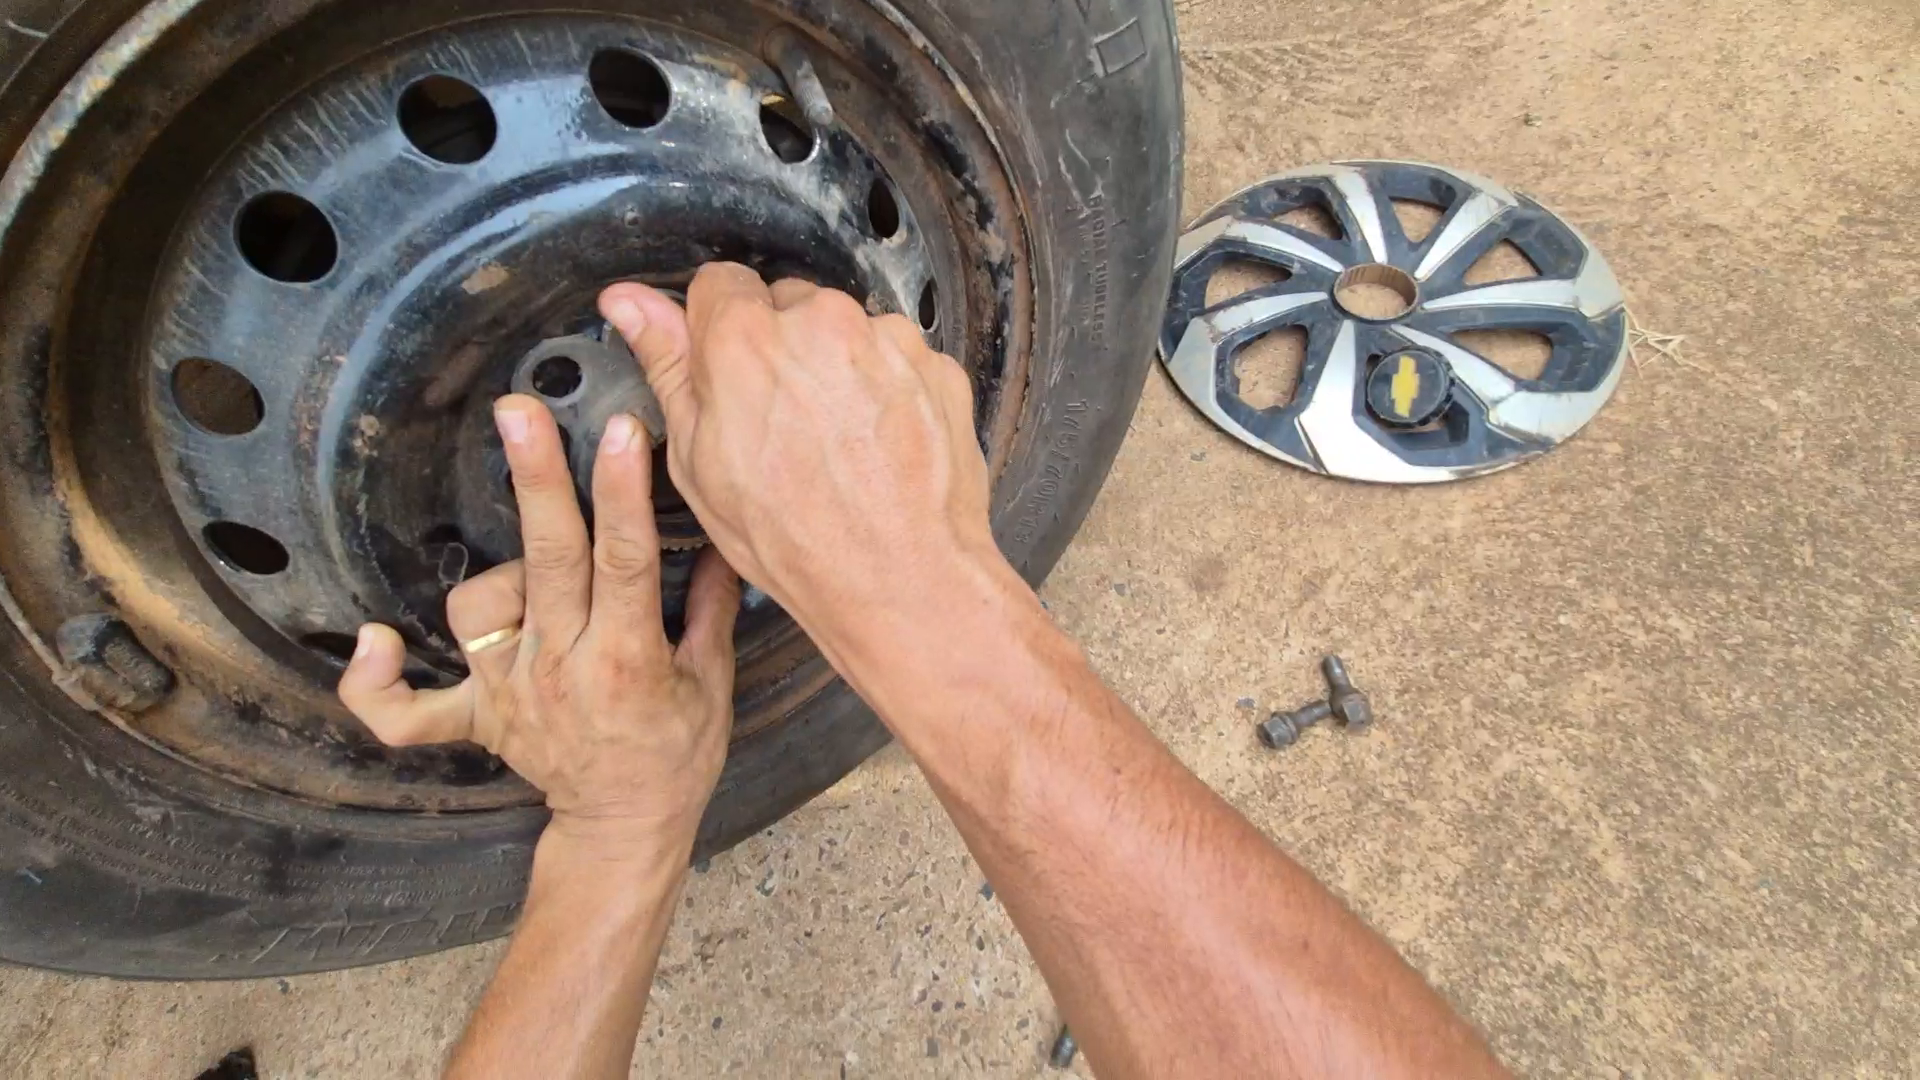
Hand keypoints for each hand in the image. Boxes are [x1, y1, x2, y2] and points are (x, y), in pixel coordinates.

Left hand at [337, 397, 740, 849]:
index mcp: (627, 660)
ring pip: (477, 609)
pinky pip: (401, 711)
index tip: (619, 432)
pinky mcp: (474, 720)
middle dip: (536, 480)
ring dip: (502, 572)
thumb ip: (710, 609)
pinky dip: (377, 679)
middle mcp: (559, 669)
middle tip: (520, 414)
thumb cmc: (679, 754)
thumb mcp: (713, 683)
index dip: (622, 492)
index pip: (624, 560)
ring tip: (541, 568)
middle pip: (546, 562)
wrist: (626, 825)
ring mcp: (506, 696)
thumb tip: (719, 544)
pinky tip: (379, 639)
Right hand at [595, 266, 993, 638]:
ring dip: (841, 369)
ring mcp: (890, 342)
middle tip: (791, 424)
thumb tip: (630, 303)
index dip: (719, 329)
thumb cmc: (799, 541)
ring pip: (848, 333)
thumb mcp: (701, 466)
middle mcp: (823, 323)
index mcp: (747, 340)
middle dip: (784, 351)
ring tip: (843, 444)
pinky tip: (882, 445)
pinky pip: (899, 360)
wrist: (905, 580)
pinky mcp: (938, 367)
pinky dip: (890, 389)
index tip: (731, 369)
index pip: (721, 284)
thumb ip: (669, 369)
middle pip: (789, 307)